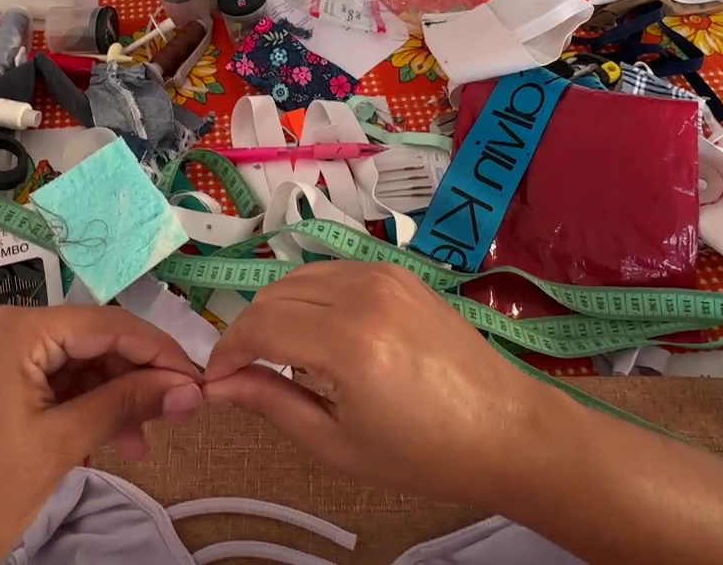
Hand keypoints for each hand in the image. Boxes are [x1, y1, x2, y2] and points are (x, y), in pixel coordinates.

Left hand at [0, 305, 203, 564]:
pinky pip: (41, 387)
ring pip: (68, 367)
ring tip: (141, 444)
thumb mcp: (57, 447)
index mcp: (18, 327)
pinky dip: (74, 412)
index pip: (109, 323)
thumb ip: (127, 405)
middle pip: (89, 342)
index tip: (201, 383)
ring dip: (108, 400)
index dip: (160, 351)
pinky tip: (102, 443)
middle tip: (175, 418)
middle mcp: (1, 329)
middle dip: (134, 379)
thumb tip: (193, 388)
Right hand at [202, 260, 571, 507]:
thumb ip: (272, 403)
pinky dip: (312, 296)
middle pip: (274, 295)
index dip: (228, 351)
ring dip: (278, 310)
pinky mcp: (397, 270)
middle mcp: (361, 293)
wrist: (504, 426)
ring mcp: (382, 273)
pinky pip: (333, 271)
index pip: (259, 325)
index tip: (218, 379)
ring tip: (288, 356)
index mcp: (347, 342)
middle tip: (249, 373)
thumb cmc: (422, 452)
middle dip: (249, 330)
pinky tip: (325, 333)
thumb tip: (219, 385)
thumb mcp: (338, 444)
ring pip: (300, 276)